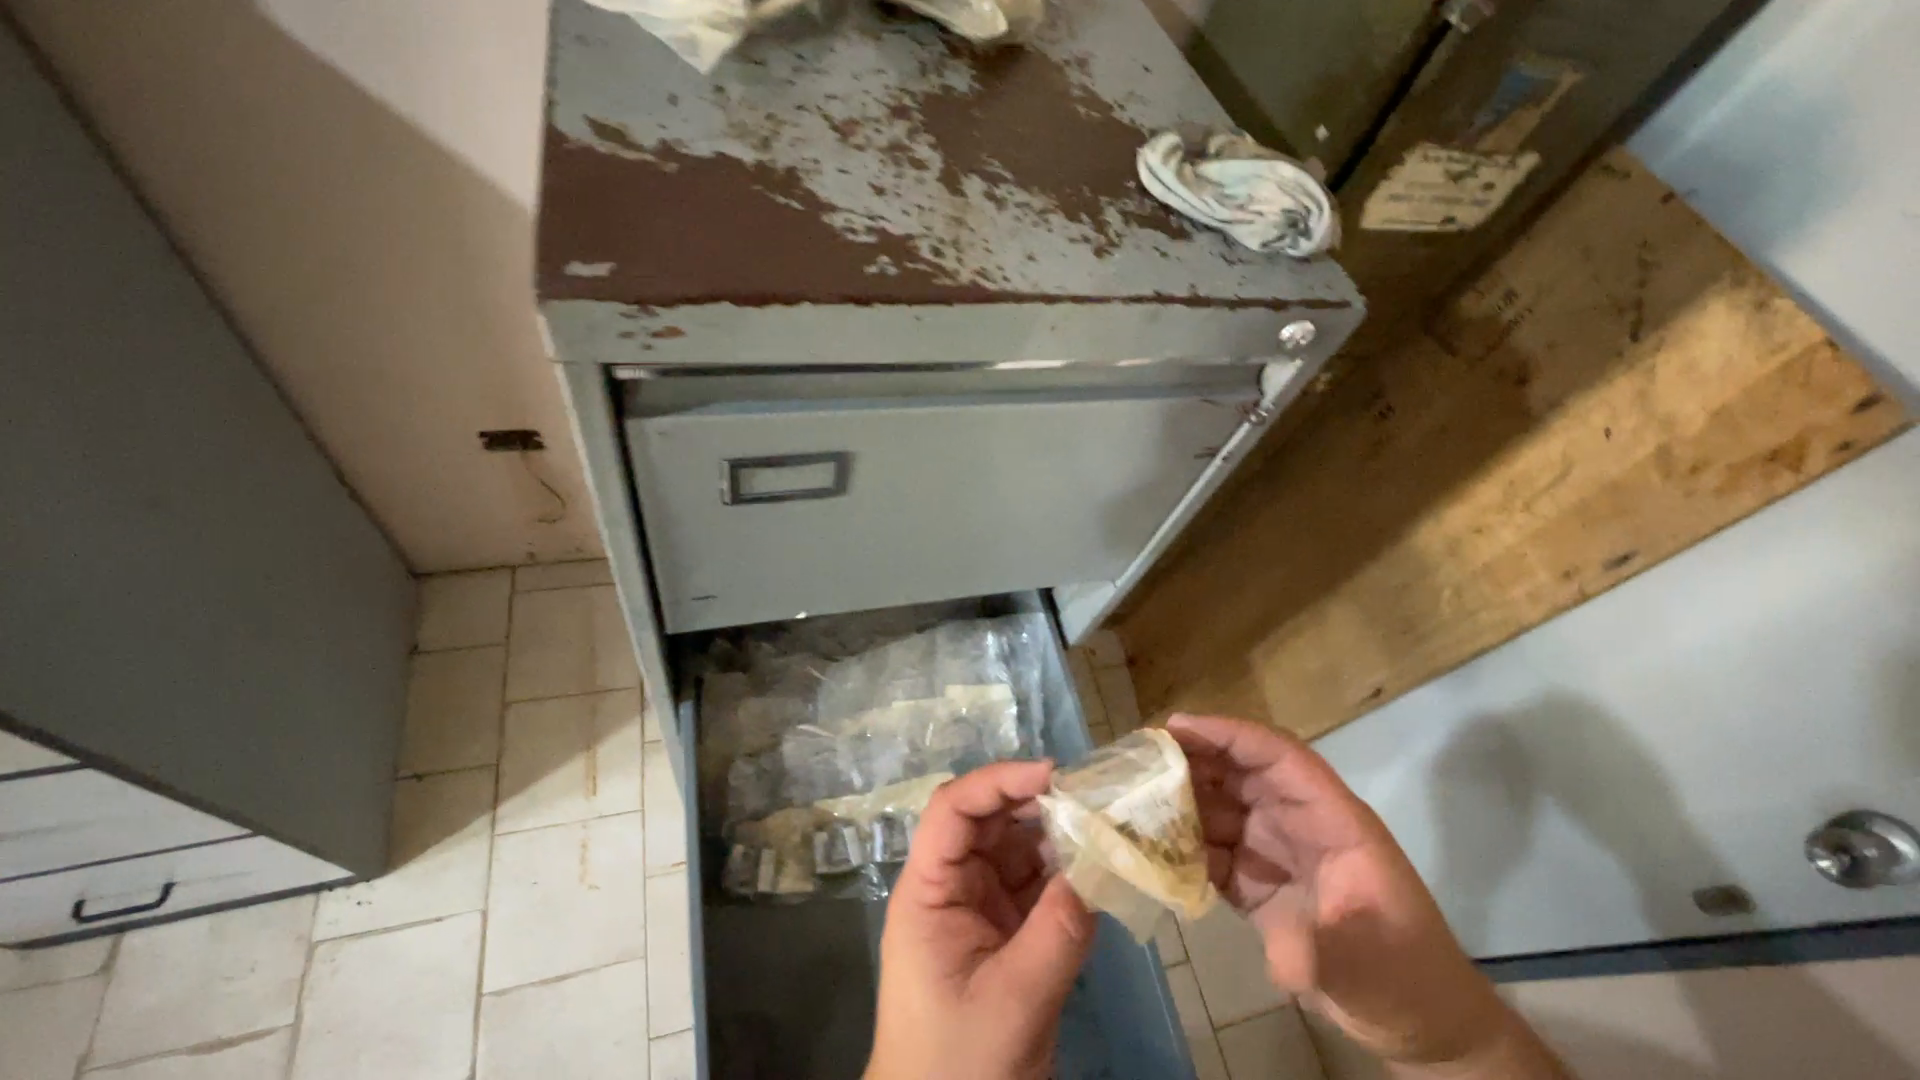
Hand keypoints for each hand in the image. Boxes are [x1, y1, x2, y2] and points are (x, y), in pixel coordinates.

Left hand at [866, 761, 1097, 1079]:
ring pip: (1019, 852)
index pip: (954, 811)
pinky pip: (1038, 889)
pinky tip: (1103, 867)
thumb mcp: (1012, 1001)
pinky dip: (1068, 876)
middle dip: (1039, 804)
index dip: (999, 781)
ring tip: (1109, 825)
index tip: (1054, 773)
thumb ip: (1057, 934)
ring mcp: (980, 910)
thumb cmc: (958, 1063)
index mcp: (929, 891)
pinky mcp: (1006, 935)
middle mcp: (953, 888)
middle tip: (1097, 797)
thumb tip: (1101, 868)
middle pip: (990, 823)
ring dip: (1060, 838)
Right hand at [1168, 714, 1563, 1075]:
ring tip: (1132, 804)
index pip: (1280, 758)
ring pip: (1223, 810)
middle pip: (1242, 775)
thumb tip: (1283, 956)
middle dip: (1192, 761)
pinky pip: (1215, 852)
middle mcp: (1301, 826)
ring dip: (1181, 804)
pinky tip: (1152, 854)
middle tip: (1137, 762)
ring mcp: (1279, 855)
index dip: (1231, 736)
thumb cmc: (1406, 979)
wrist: (1419, 1024)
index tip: (1177, 728)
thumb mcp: (1370, 965)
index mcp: (1334, 822)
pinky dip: (1184, 849)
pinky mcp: (1261, 886)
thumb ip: (1326, 953)